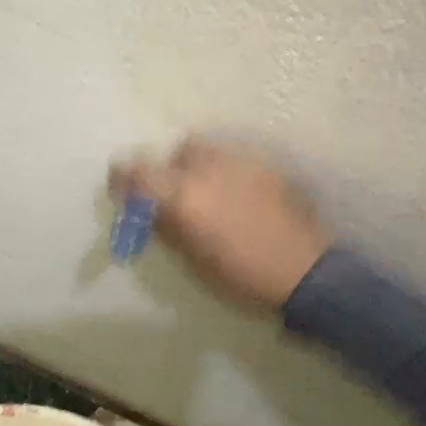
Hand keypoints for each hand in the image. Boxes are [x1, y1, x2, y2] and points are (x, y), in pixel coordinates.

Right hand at [109, 136, 333, 310]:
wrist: (304, 272)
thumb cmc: (242, 276)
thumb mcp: (193, 261)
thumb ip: (168, 228)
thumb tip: (151, 212)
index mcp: (184, 196)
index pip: (139, 172)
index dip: (123, 177)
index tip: (121, 187)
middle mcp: (209, 169)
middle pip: (179, 151)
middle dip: (171, 169)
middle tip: (175, 194)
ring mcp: (242, 162)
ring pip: (210, 149)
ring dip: (200, 166)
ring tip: (210, 192)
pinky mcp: (268, 165)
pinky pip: (237, 159)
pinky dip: (228, 172)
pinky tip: (238, 197)